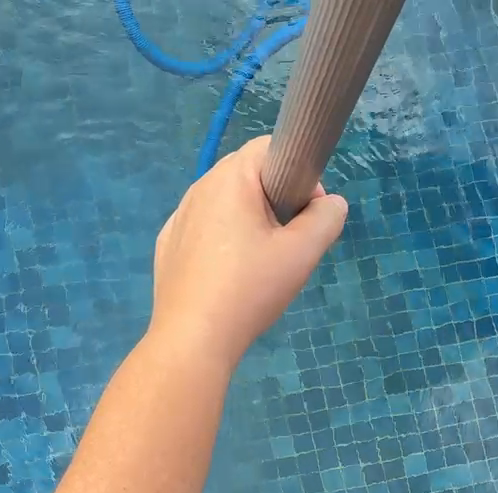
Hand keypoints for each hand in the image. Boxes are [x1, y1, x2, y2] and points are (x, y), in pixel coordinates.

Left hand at [147, 136, 348, 366]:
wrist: (193, 339)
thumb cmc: (249, 291)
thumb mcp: (301, 255)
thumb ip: (326, 220)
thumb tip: (330, 204)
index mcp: (231, 178)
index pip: (271, 148)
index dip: (299, 175)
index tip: (307, 217)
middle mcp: (198, 188)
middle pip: (247, 178)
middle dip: (275, 203)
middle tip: (286, 248)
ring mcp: (177, 218)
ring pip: (224, 207)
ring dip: (247, 226)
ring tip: (257, 269)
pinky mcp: (167, 248)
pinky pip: (203, 233)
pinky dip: (221, 246)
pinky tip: (227, 281)